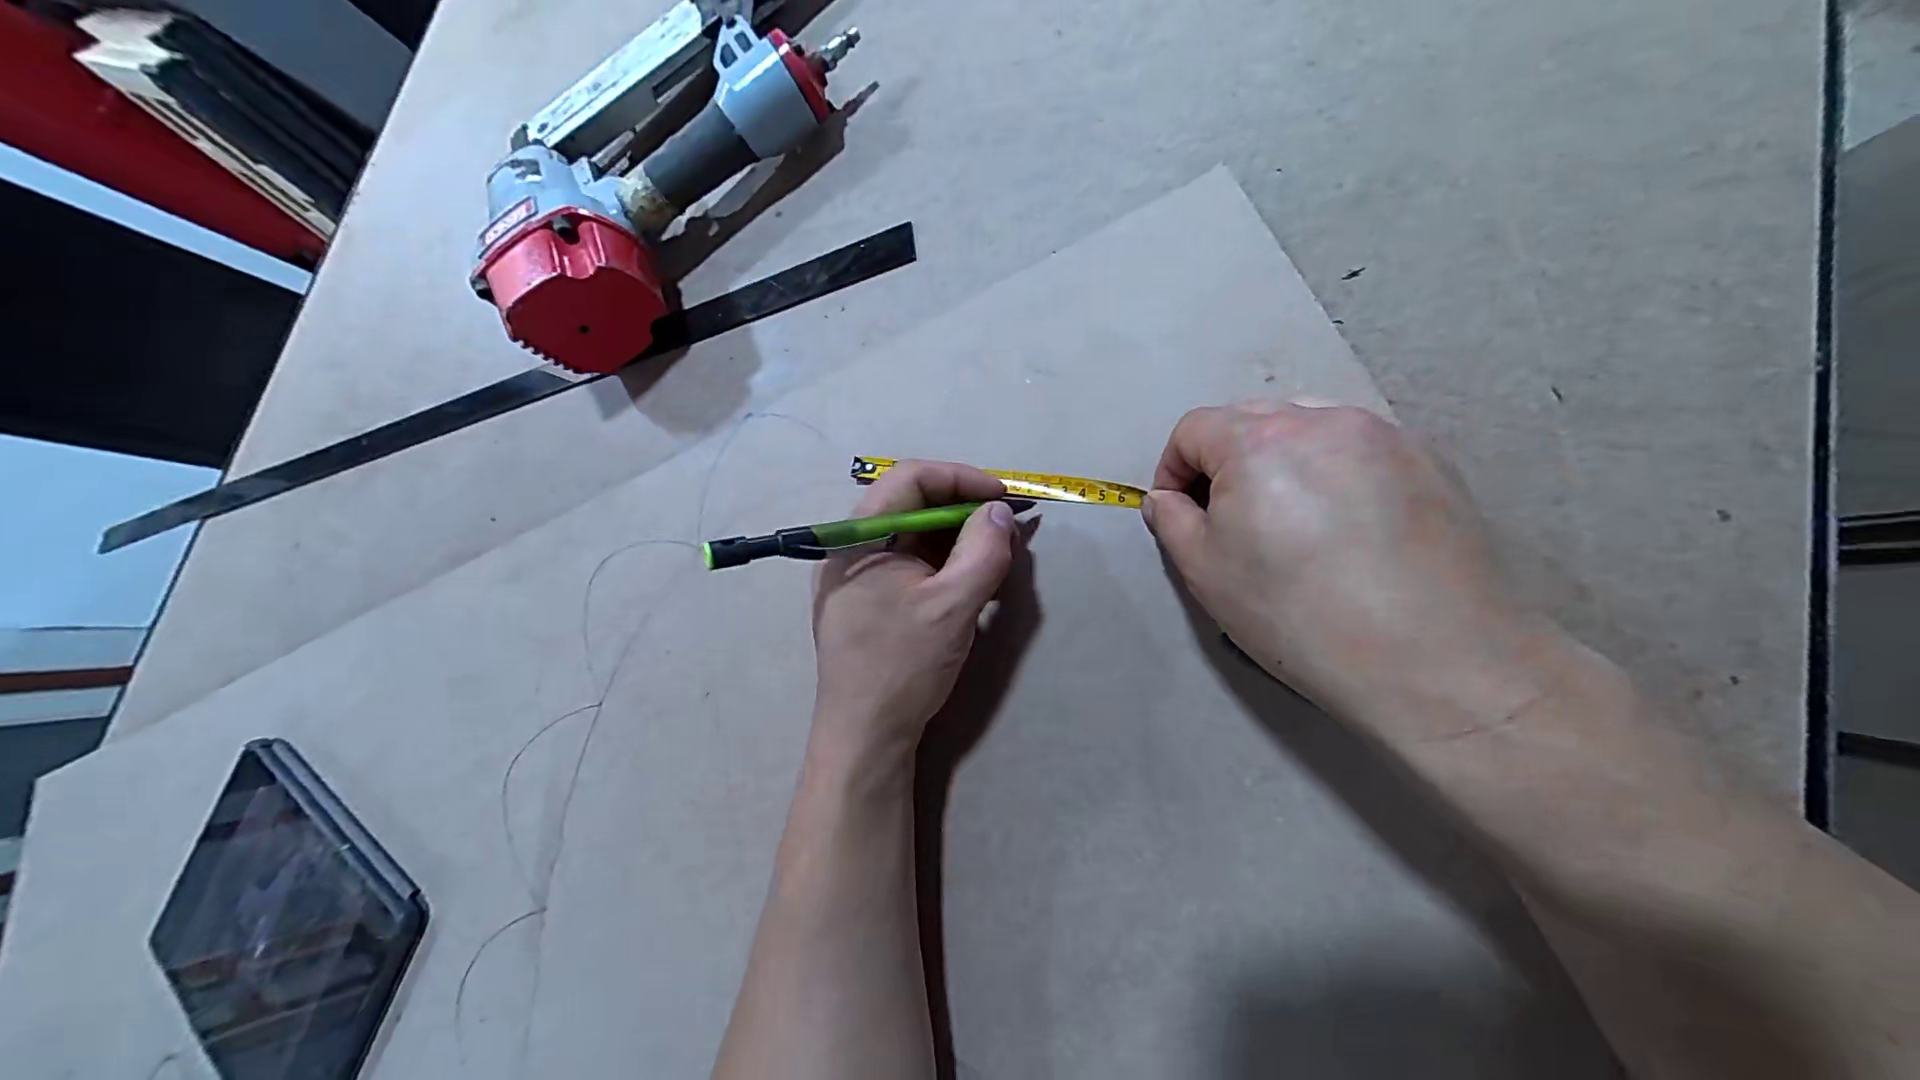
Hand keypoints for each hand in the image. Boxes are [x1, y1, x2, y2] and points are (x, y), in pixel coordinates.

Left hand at [810, 461, 1017, 767]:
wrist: (865, 734)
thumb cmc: (904, 666)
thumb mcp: (954, 605)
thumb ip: (984, 551)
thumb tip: (999, 511)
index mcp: (859, 537)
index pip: (910, 478)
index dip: (961, 478)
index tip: (1002, 498)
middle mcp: (850, 546)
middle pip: (909, 502)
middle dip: (961, 507)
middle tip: (1001, 526)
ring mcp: (853, 573)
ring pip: (910, 533)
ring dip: (953, 535)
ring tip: (990, 553)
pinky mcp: (864, 597)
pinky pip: (905, 561)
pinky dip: (938, 560)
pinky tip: (965, 578)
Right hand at [1143, 401, 1571, 740]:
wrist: (1433, 659)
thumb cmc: (1296, 614)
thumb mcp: (1206, 572)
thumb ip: (1173, 522)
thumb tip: (1166, 499)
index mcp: (1258, 440)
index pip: (1194, 429)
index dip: (1173, 469)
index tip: (1179, 513)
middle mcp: (1322, 419)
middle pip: (1250, 417)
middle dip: (1224, 459)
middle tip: (1230, 517)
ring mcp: (1384, 434)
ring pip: (1308, 424)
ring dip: (1280, 457)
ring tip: (1289, 515)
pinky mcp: (1430, 459)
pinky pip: (1359, 446)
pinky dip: (1334, 469)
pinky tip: (1346, 523)